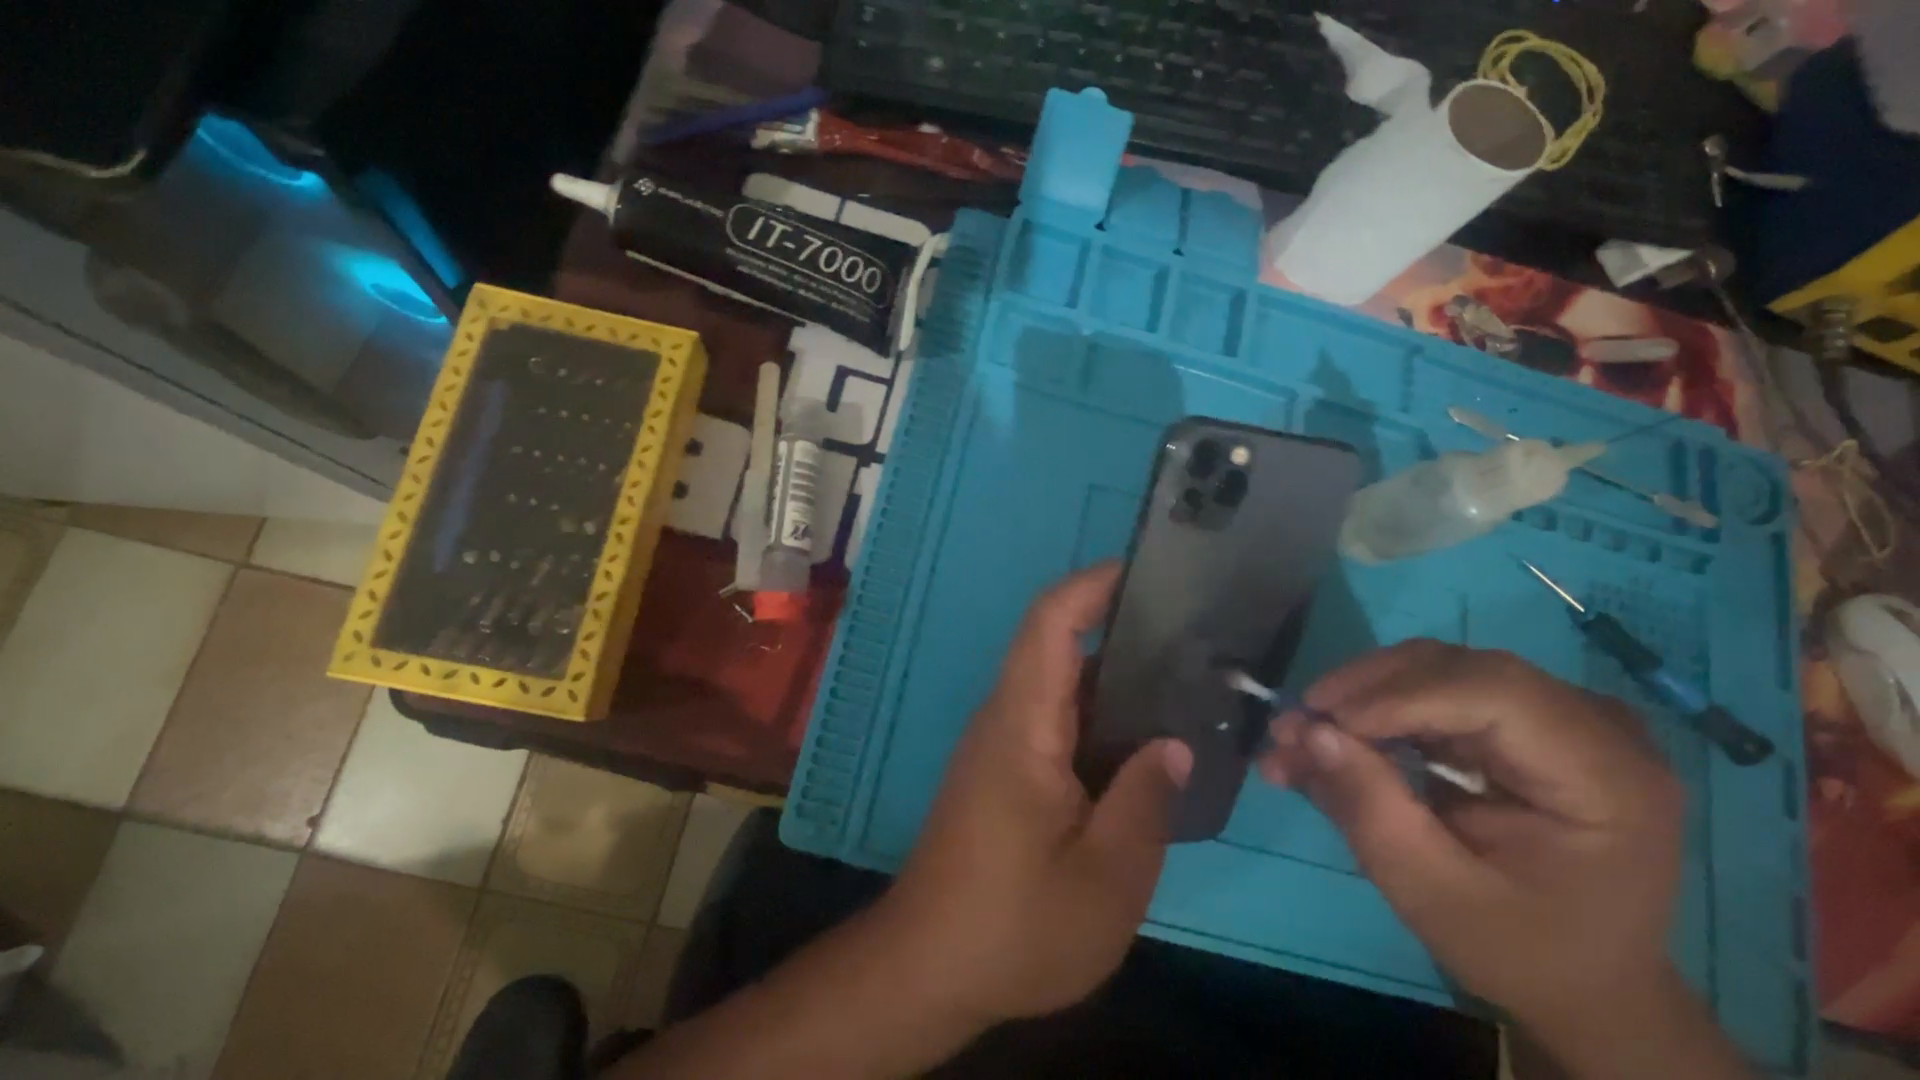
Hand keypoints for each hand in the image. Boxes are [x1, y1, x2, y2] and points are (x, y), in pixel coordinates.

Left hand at [870, 562, 1193, 1026]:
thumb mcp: (1106, 876)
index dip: (1095, 584)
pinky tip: (1149, 752)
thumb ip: (1146, 800)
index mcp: (1022, 727)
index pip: (1050, 623)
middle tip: (1203, 639)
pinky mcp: (1002, 781)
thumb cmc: (1015, 926)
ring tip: (1193, 688)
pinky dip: (1102, 725)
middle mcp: (1005, 723)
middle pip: (1059, 649)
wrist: (926, 973)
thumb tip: (1172, 744)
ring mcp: (999, 751)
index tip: (1154, 572)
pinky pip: (1055, 728)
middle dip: (1125, 632)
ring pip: (1061, 691)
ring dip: (1118, 683)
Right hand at [1259, 639, 1685, 1030]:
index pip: (1494, 693)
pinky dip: (1380, 712)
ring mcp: (1566, 718)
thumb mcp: (1436, 896)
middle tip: (1289, 727)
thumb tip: (1308, 731)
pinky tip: (1333, 737)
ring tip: (1298, 736)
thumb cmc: (1522, 951)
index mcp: (1606, 776)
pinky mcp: (1531, 723)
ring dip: (1362, 697)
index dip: (1397, 697)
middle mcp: (1598, 726)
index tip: (1316, 725)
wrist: (1589, 984)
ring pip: (1442, 670)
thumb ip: (1373, 810)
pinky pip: (1442, 693)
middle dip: (1366, 691)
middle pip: (1462, 669)